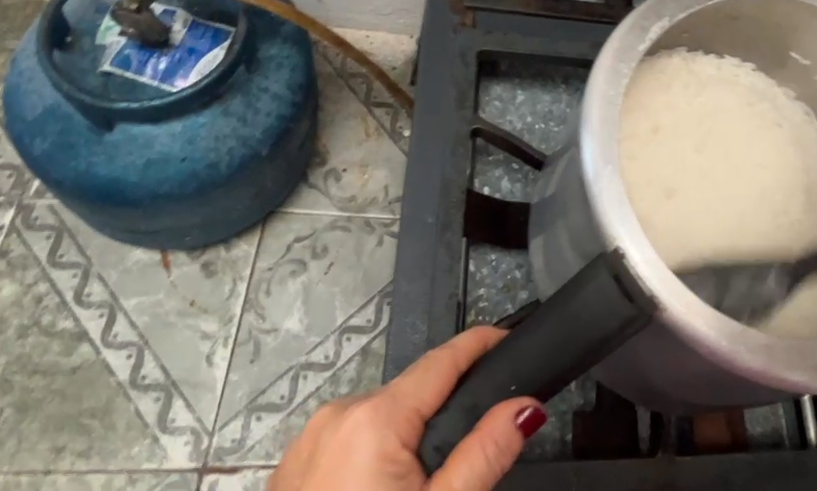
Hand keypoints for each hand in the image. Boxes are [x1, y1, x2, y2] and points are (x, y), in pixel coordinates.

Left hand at [270, 327, 545, 490]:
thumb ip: (483, 454)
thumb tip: (525, 407)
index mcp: (376, 417)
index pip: (442, 360)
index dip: (479, 345)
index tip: (507, 339)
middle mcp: (338, 414)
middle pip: (411, 395)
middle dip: (442, 415)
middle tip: (464, 460)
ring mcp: (309, 439)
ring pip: (379, 421)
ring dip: (405, 440)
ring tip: (419, 489)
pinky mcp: (291, 467)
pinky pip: (347, 443)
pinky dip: (369, 460)